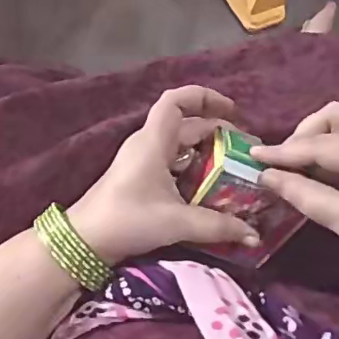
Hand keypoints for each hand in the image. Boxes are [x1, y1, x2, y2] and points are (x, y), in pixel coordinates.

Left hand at [68, 86, 259, 264]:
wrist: (85, 241)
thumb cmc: (127, 220)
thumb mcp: (177, 222)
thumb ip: (218, 227)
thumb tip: (253, 236)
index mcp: (153, 141)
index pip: (176, 101)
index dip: (205, 97)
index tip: (232, 111)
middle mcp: (147, 145)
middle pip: (186, 125)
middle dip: (217, 133)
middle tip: (245, 152)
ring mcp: (141, 161)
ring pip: (180, 146)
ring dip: (206, 153)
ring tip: (233, 171)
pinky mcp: (138, 179)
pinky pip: (172, 164)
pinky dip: (192, 170)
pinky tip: (209, 190)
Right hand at [253, 102, 338, 290]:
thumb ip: (307, 196)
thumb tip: (266, 177)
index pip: (326, 142)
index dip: (286, 150)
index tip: (253, 155)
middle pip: (337, 115)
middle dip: (303, 135)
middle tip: (282, 163)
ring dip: (316, 140)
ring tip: (296, 168)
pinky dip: (331, 149)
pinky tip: (318, 171)